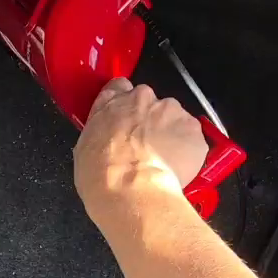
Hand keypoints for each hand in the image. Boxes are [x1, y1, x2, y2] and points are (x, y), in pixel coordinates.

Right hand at [73, 79, 207, 227]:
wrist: (130, 190)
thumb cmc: (101, 175)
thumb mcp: (84, 151)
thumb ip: (99, 135)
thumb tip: (105, 144)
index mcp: (112, 102)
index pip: (118, 87)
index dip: (122, 105)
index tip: (123, 120)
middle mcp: (143, 99)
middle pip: (149, 104)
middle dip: (148, 123)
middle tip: (143, 149)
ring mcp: (171, 111)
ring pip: (174, 120)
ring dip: (169, 137)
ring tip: (160, 165)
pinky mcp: (193, 130)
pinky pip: (191, 140)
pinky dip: (186, 153)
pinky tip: (174, 171)